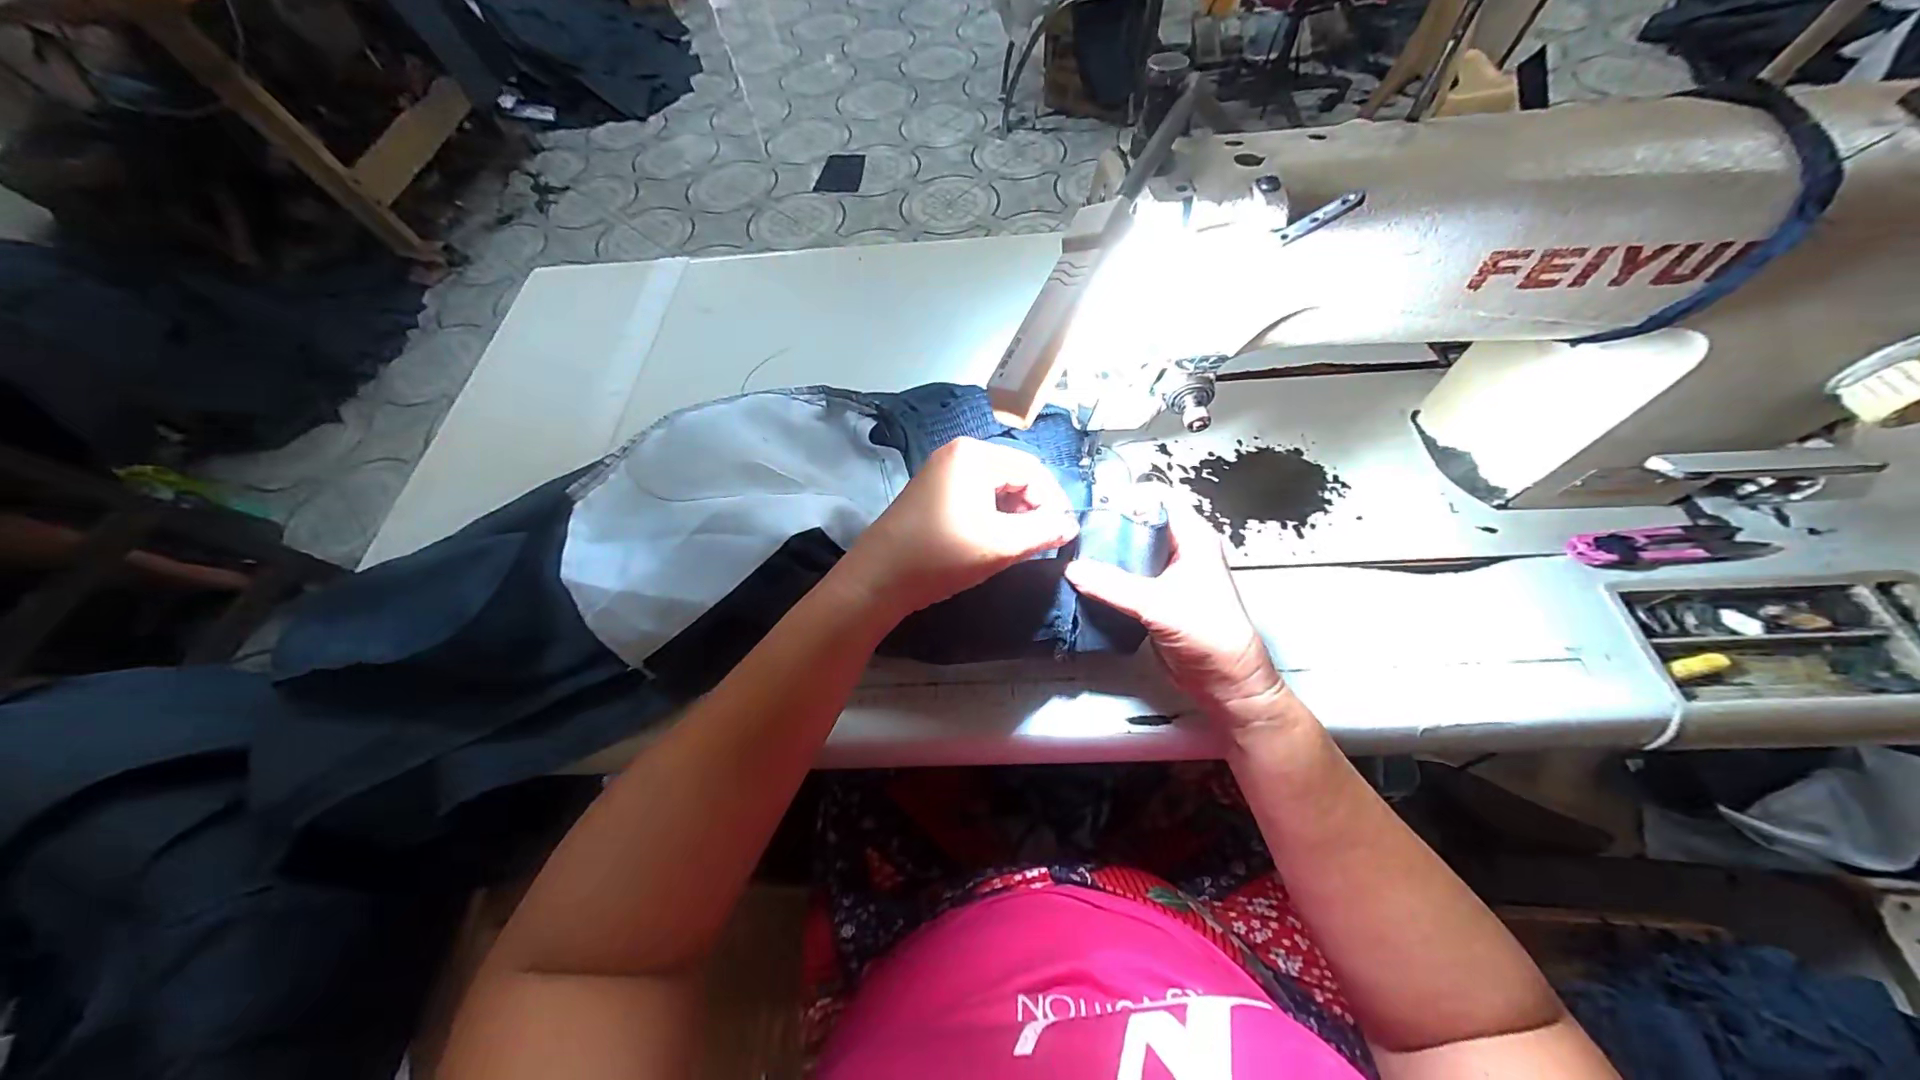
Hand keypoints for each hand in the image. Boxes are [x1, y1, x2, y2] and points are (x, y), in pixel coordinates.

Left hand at [838, 437, 1080, 621]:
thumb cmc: (941, 556)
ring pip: (997, 488)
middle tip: (1044, 542)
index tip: (1065, 536)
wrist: (877, 579)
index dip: (1054, 503)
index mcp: (974, 454)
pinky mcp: (933, 492)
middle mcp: (958, 453)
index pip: (1034, 470)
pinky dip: (993, 516)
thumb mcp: (1001, 545)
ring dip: (1015, 515)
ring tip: (1021, 545)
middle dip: (1035, 508)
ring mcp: (942, 471)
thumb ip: (1043, 531)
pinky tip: (995, 540)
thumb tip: (1071, 525)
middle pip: (1015, 475)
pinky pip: (976, 496)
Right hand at [1065, 499, 1296, 735]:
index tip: (1094, 503)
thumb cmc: (1216, 637)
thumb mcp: (1158, 604)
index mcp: (1193, 538)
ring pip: (1129, 553)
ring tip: (1078, 552)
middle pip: (1137, 525)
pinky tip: (1088, 580)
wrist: (1224, 680)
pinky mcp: (1154, 597)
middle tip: (1078, 529)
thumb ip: (1113, 586)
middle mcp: (1180, 551)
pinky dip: (1107, 579)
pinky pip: (1124, 579)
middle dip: (1108, 527)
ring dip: (1106, 555)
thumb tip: (1077, 570)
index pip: (1156, 501)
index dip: (1125, 498)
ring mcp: (1166, 575)